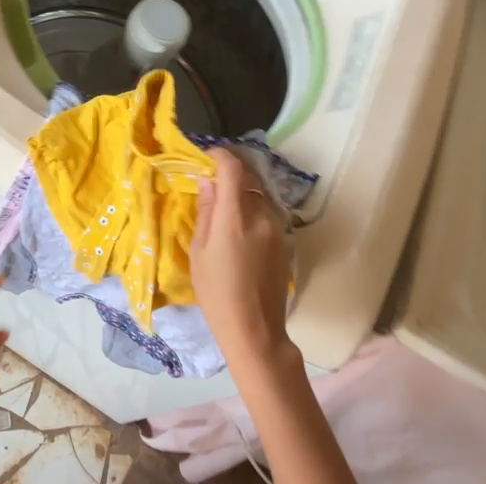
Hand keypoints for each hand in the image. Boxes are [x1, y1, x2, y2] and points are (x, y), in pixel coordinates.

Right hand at [190, 148, 293, 361]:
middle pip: (248, 178)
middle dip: (230, 173)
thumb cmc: (217, 293)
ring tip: (224, 208)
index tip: (206, 157)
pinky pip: (266, 213)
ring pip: (259, 195)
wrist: (256, 331)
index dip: (220, 155)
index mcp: (236, 218)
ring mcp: (277, 229)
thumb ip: (206, 211)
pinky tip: (239, 230)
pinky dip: (252, 209)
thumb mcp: (199, 251)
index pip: (233, 168)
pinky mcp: (285, 241)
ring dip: (243, 192)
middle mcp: (261, 216)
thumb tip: (208, 181)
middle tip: (211, 182)